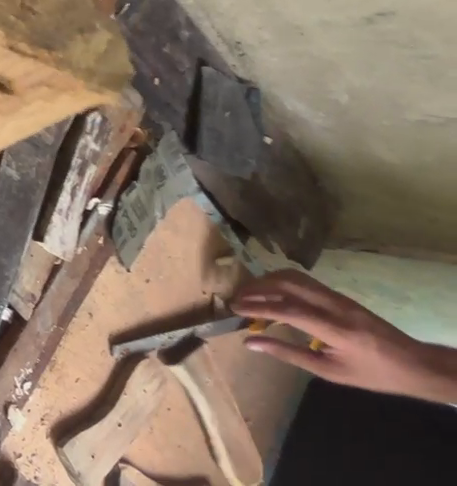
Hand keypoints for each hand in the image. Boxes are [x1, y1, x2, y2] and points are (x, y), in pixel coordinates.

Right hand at [232, 270, 456, 402]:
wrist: (419, 365)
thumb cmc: (376, 375)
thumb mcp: (332, 372)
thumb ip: (290, 354)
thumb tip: (250, 343)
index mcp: (337, 330)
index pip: (287, 309)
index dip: (256, 307)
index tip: (234, 309)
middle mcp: (336, 308)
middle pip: (286, 284)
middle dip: (255, 288)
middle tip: (237, 299)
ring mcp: (339, 298)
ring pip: (293, 277)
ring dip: (266, 281)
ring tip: (250, 294)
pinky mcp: (340, 296)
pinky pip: (303, 281)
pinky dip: (280, 282)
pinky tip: (272, 293)